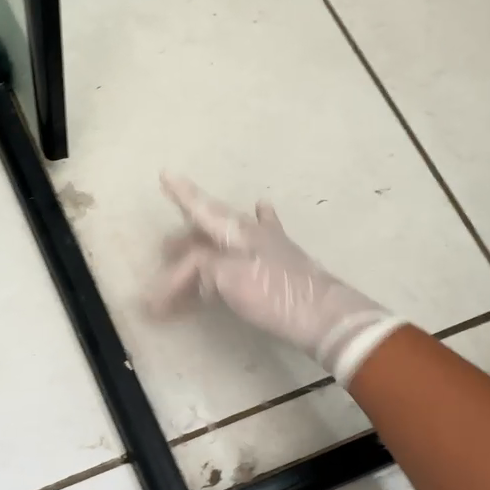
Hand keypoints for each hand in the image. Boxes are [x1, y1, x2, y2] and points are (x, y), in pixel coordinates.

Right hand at [148, 173, 406, 385]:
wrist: (324, 316)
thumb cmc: (273, 293)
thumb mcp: (227, 278)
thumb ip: (202, 267)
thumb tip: (188, 270)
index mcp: (236, 231)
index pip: (202, 209)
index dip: (183, 194)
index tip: (165, 173)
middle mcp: (252, 232)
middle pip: (211, 228)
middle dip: (186, 237)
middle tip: (166, 249)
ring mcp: (269, 247)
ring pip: (228, 239)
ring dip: (206, 246)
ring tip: (191, 251)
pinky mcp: (280, 266)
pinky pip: (251, 248)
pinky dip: (248, 234)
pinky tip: (262, 208)